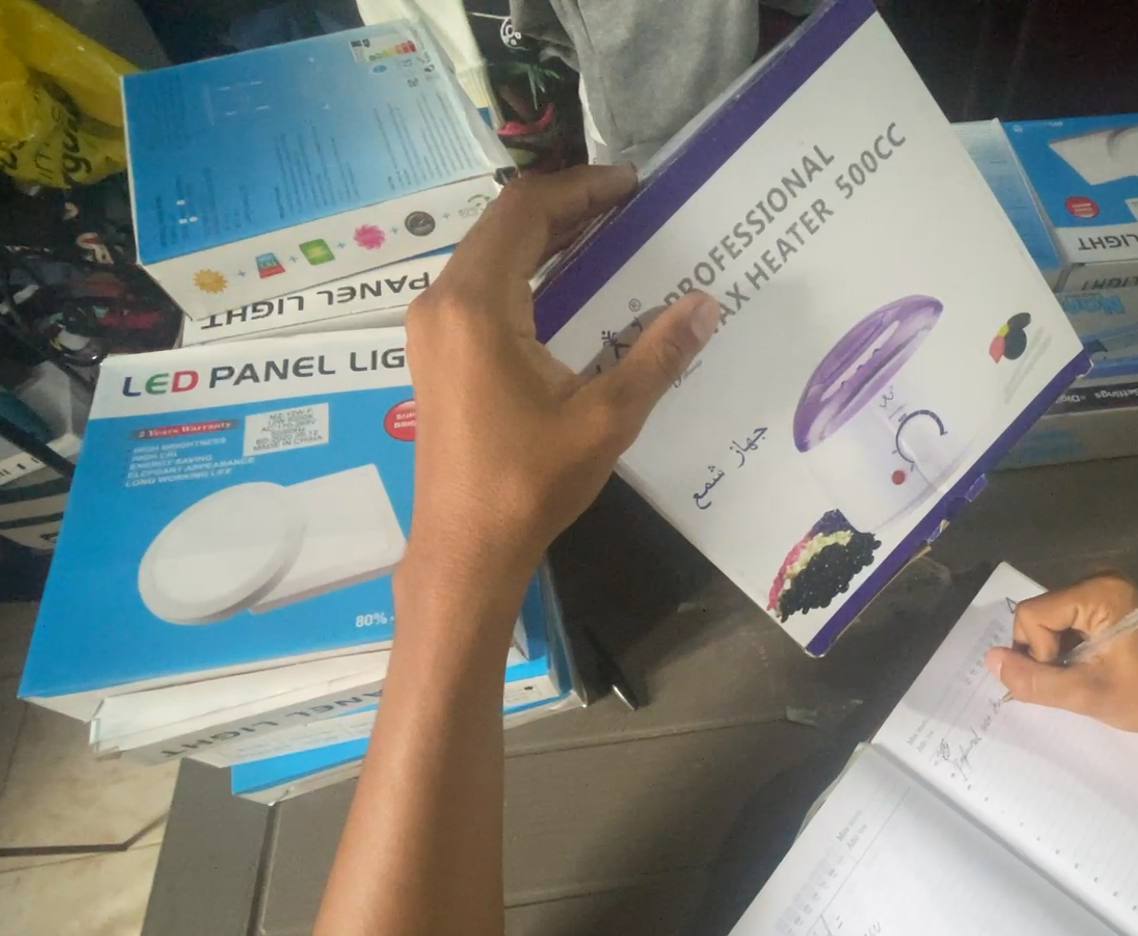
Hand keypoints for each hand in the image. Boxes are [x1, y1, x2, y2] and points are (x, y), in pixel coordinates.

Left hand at [401, 166, 722, 593]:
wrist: (468, 547)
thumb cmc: (532, 481)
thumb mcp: (608, 417)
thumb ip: (658, 355)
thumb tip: (706, 306)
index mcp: (477, 305)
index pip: (526, 211)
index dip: (582, 189)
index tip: (632, 186)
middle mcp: (441, 303)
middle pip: (503, 226)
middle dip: (567, 210)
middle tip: (627, 210)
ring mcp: (431, 330)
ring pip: (488, 257)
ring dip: (544, 242)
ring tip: (604, 242)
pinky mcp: (436, 356)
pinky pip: (481, 291)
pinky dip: (525, 276)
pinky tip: (564, 294)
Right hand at [983, 573, 1137, 748]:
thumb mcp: (1085, 696)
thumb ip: (1033, 680)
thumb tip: (990, 659)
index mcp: (1099, 593)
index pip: (1030, 614)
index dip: (1036, 651)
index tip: (1069, 675)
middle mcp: (1100, 578)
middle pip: (1038, 613)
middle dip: (1045, 650)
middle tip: (1077, 677)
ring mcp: (1106, 586)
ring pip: (1048, 617)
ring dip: (1056, 650)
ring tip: (1088, 672)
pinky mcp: (1109, 598)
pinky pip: (1065, 617)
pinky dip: (1068, 644)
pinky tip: (1093, 663)